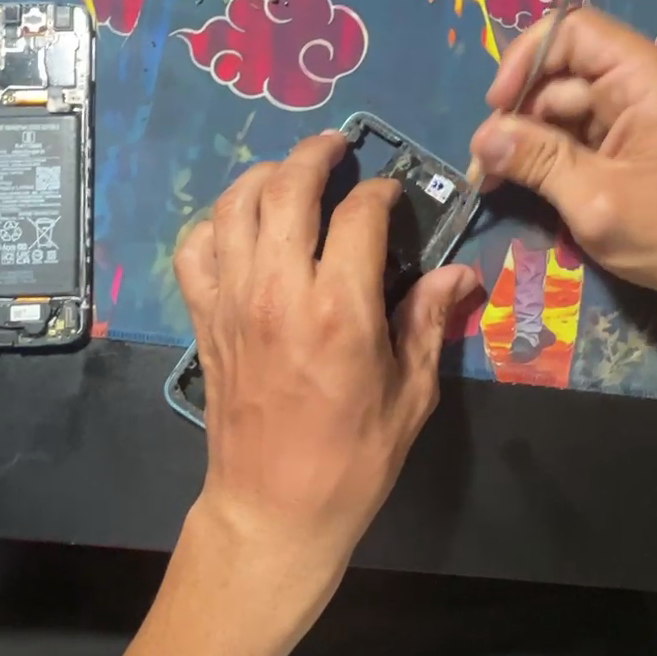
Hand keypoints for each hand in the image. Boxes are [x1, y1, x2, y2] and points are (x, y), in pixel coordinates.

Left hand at [174, 133, 481, 593]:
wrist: (273, 509)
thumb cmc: (353, 459)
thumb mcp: (411, 394)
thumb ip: (429, 322)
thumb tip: (462, 273)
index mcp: (339, 308)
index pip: (358, 215)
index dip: (380, 192)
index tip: (391, 194)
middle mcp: (278, 290)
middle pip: (286, 188)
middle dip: (314, 154)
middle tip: (336, 146)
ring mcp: (232, 300)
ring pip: (234, 206)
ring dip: (263, 176)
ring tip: (288, 174)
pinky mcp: (205, 319)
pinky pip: (195, 249)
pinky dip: (214, 223)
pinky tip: (239, 226)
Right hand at [468, 8, 656, 317]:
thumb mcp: (595, 200)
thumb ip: (537, 161)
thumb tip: (481, 139)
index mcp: (648, 77)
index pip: (573, 31)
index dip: (525, 60)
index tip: (497, 108)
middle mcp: (645, 78)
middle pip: (562, 70)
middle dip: (519, 112)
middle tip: (484, 162)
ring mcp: (640, 105)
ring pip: (564, 101)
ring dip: (526, 137)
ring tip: (493, 177)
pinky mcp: (633, 132)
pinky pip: (578, 127)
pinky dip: (547, 150)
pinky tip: (519, 177)